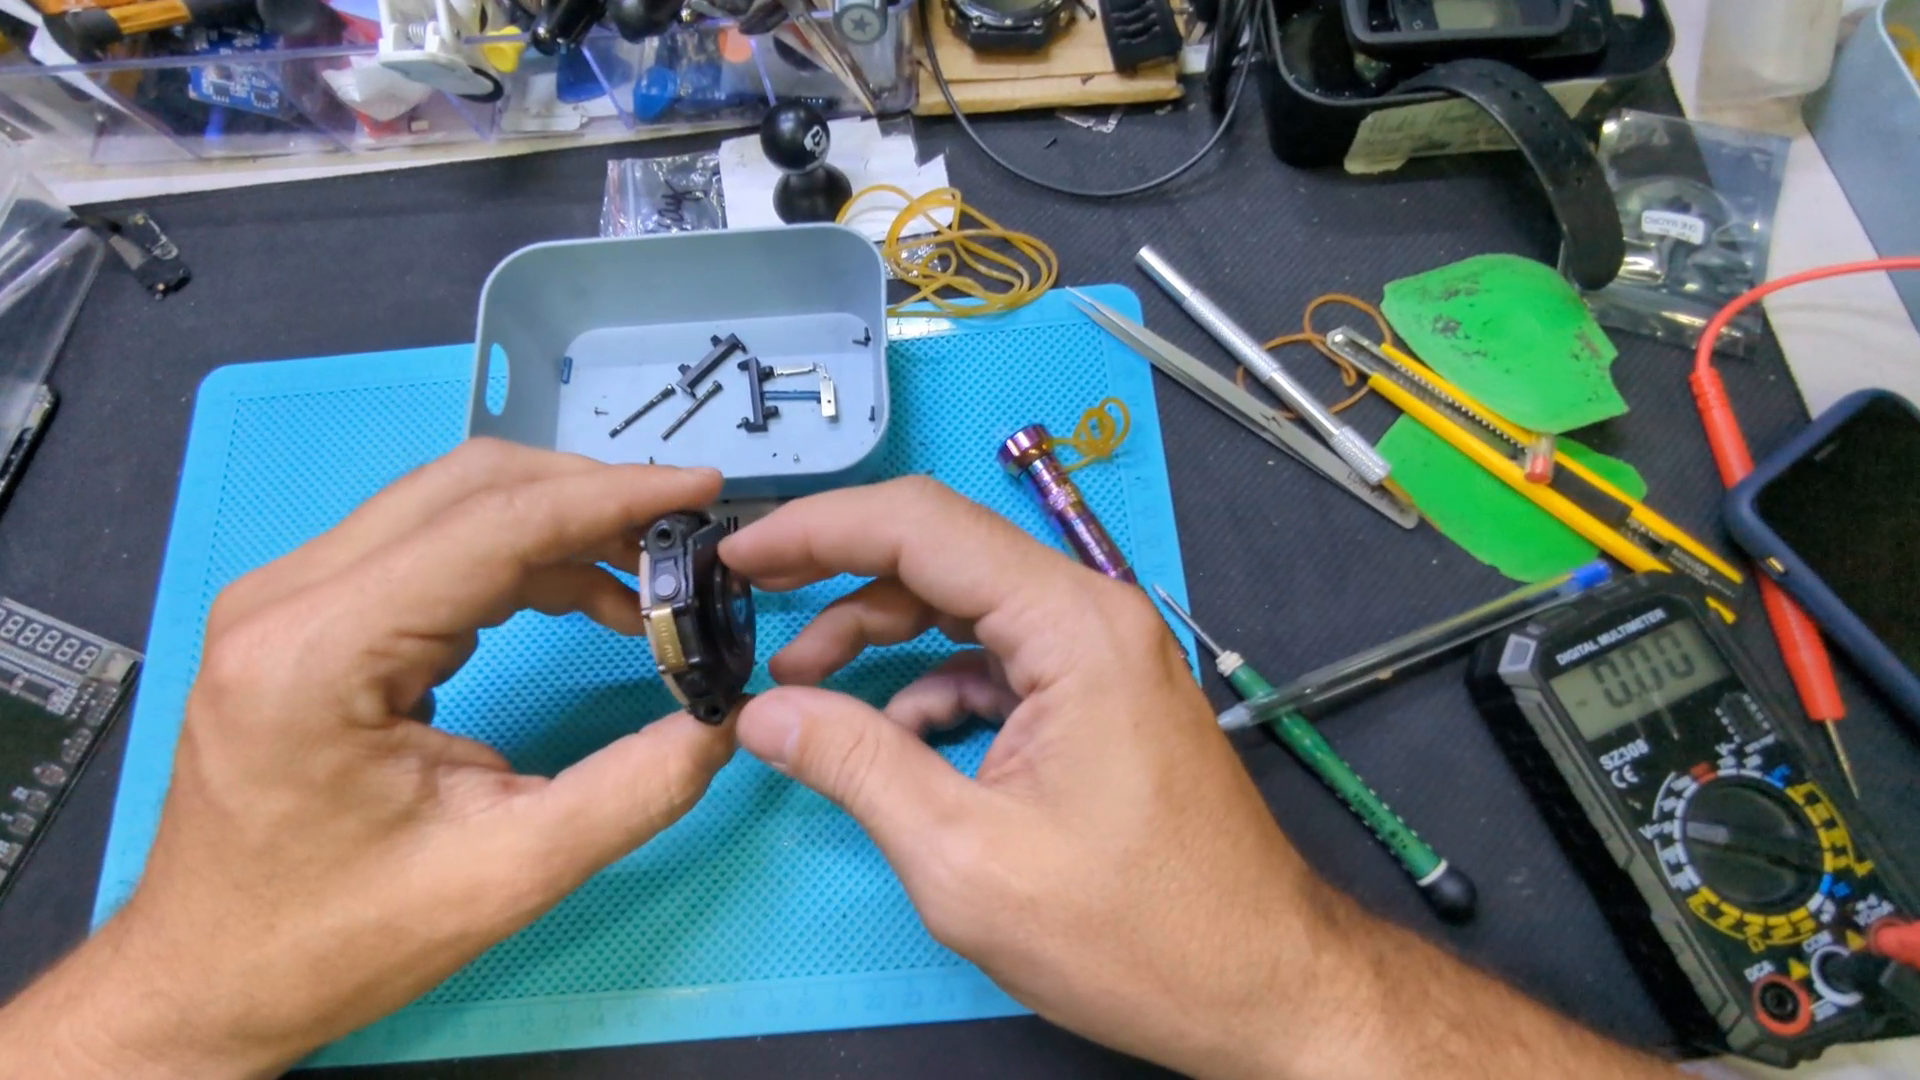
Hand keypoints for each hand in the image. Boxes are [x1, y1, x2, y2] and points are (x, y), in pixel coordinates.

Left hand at [0, 440, 734, 1078]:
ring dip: (572, 520)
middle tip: (684, 530)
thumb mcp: (513, 872)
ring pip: (464, 500)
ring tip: (655, 573)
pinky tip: (598, 599)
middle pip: (475, 483)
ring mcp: (300, 595)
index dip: (614, 496)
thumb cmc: (346, 933)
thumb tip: (725, 716)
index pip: (497, 525)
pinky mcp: (322, 609)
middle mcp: (296, 596)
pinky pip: (450, 542)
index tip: (702, 489)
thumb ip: (639, 789)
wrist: (209, 978)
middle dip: (597, 493)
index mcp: (325, 652)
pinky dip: (539, 553)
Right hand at [721, 477, 1676, 1079]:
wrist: (1265, 986)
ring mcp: (1095, 647)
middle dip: (837, 567)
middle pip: (941, 550)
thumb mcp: (966, 859)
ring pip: (962, 602)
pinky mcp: (1093, 688)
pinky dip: (930, 680)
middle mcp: (1088, 610)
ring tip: (803, 680)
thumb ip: (857, 765)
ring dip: (878, 629)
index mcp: (1069, 623)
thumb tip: (761, 713)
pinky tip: (895, 735)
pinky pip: (993, 656)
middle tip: (751, 592)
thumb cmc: (1131, 932)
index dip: (817, 527)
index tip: (740, 552)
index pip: (922, 526)